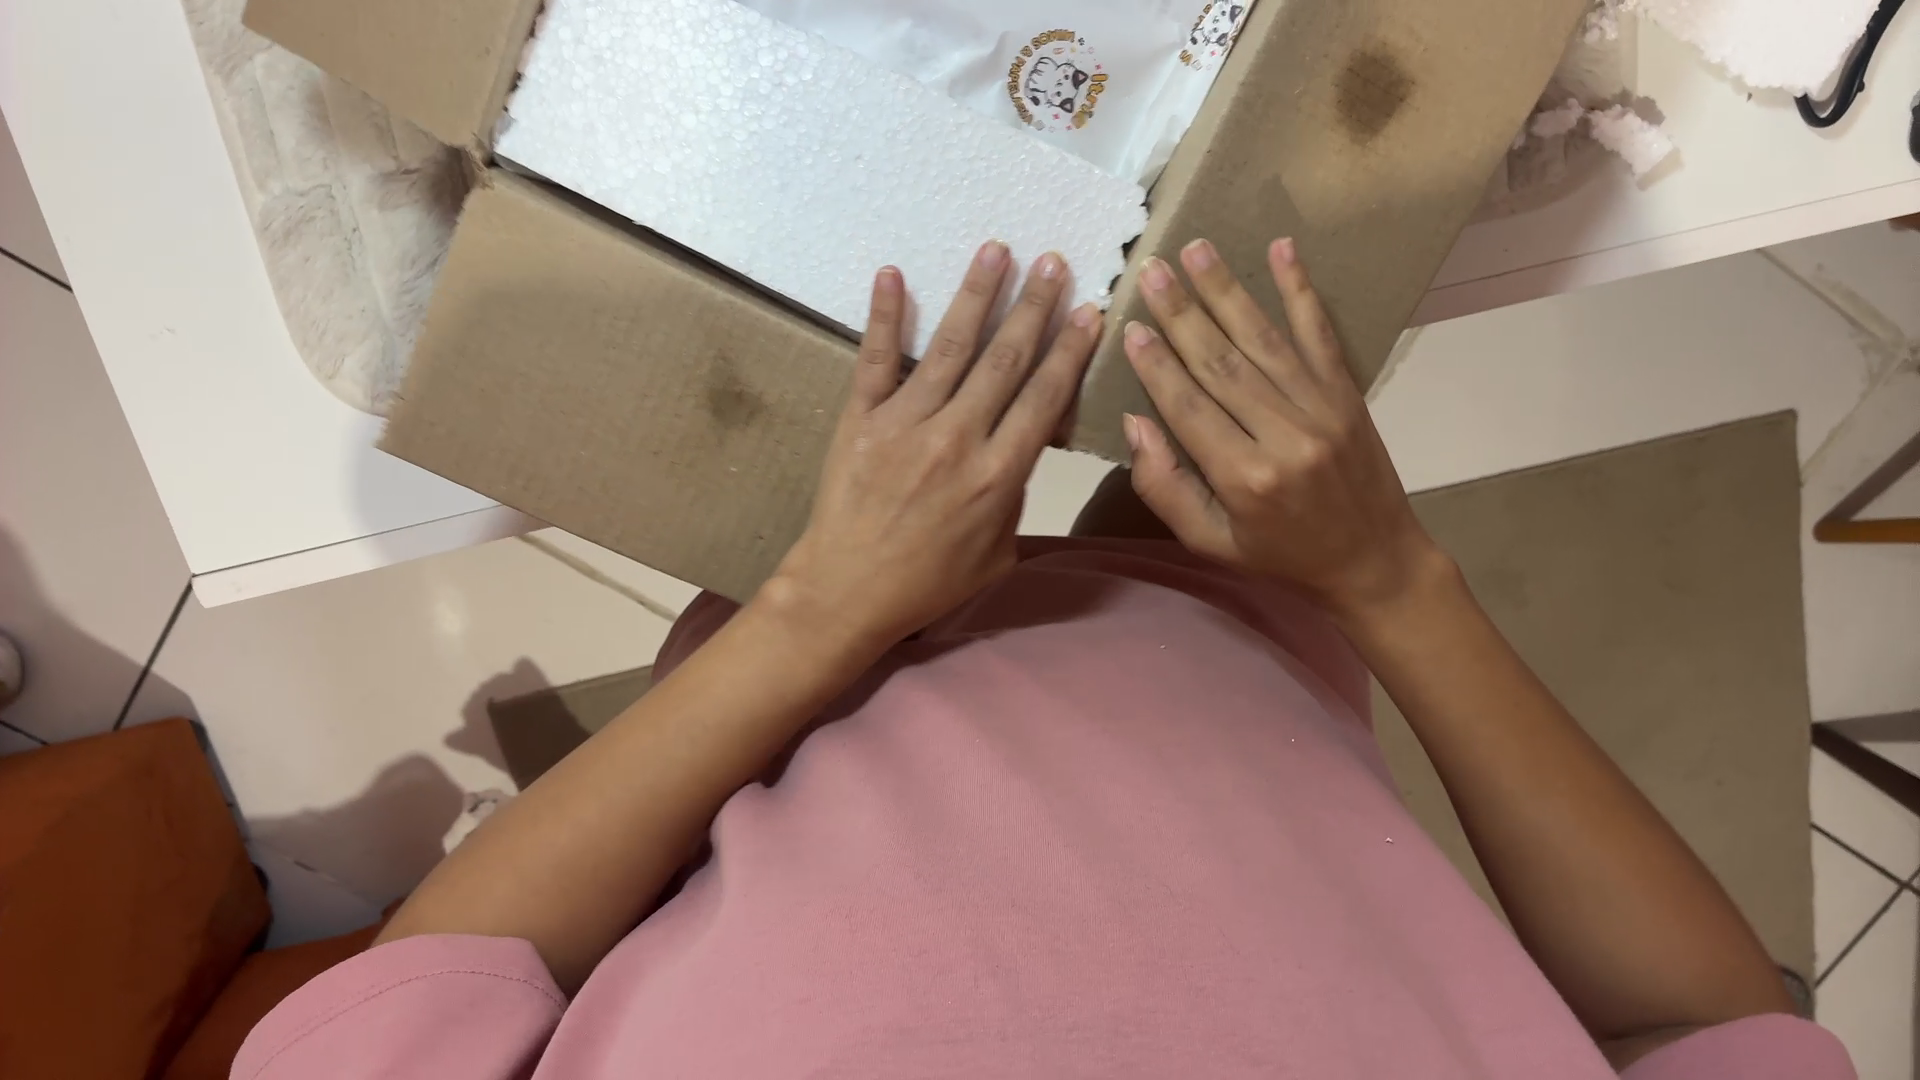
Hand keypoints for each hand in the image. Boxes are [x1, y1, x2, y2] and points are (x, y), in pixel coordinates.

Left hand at [767, 241, 1101, 651]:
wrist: (847, 591)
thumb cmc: (927, 583)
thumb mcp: (995, 554)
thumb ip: (1015, 498)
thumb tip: (1019, 450)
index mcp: (998, 476)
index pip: (1044, 398)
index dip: (1069, 351)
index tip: (1088, 311)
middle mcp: (957, 438)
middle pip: (1005, 361)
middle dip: (1034, 307)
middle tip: (1053, 262)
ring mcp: (905, 423)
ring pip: (949, 347)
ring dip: (976, 295)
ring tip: (997, 249)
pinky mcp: (860, 419)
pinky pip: (875, 359)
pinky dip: (883, 315)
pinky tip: (892, 273)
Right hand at [1120, 237, 1442, 622]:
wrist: (1374, 558)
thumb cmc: (1279, 555)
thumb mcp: (1210, 542)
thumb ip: (1166, 487)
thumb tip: (1135, 423)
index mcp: (1245, 478)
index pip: (1188, 407)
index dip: (1155, 365)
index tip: (1129, 327)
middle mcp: (1284, 434)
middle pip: (1221, 362)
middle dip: (1182, 313)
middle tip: (1151, 269)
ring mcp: (1321, 407)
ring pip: (1262, 339)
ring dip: (1226, 290)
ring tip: (1196, 249)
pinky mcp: (1346, 392)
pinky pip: (1319, 334)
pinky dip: (1300, 290)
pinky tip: (1282, 250)